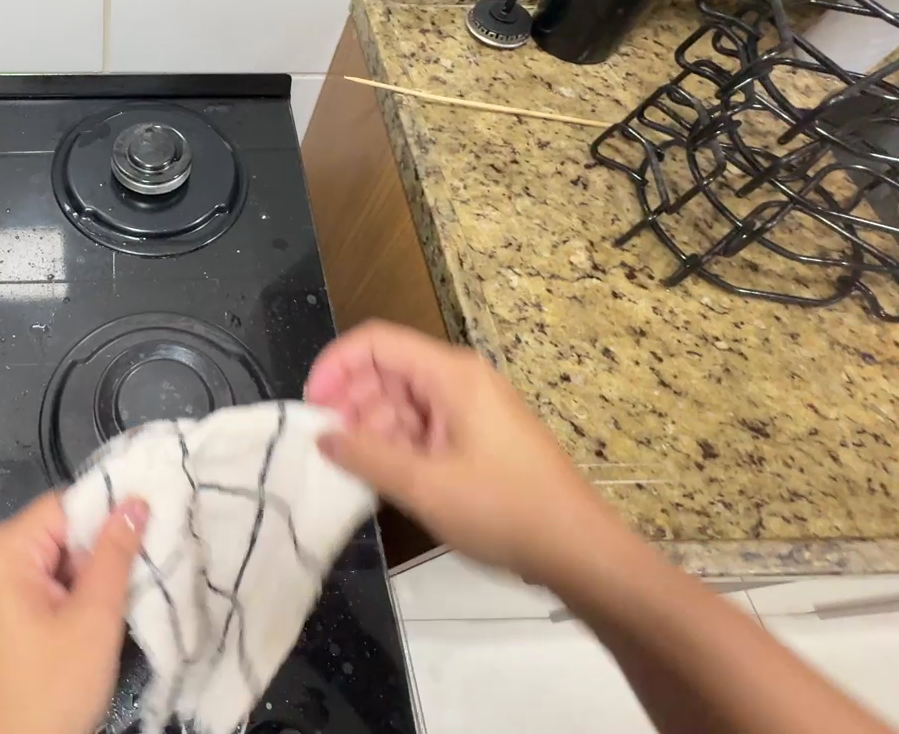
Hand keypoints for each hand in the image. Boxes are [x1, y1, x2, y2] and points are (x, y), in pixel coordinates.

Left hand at [0, 491, 148, 733]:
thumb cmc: (46, 693)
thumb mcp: (93, 620)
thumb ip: (116, 554)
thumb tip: (135, 500)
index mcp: (2, 547)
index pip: (67, 505)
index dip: (105, 522)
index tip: (140, 546)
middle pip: (57, 533)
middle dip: (92, 559)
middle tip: (121, 594)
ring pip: (50, 561)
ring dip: (80, 583)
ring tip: (99, 619)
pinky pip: (33, 586)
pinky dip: (61, 601)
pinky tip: (77, 632)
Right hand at [305, 320, 622, 587]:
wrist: (585, 556)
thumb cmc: (506, 510)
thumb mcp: (424, 485)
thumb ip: (365, 456)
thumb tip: (323, 437)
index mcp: (450, 374)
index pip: (376, 342)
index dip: (336, 364)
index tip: (313, 404)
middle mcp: (459, 381)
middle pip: (387, 370)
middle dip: (351, 400)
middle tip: (328, 442)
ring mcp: (471, 409)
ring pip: (402, 400)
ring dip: (372, 427)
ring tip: (352, 465)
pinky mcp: (477, 437)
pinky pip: (422, 426)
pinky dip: (396, 444)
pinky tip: (381, 475)